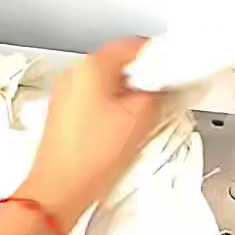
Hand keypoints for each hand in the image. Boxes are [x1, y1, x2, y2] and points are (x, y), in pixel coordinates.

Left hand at [18, 37, 167, 224]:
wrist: (60, 188)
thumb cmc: (90, 157)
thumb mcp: (139, 119)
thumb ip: (158, 93)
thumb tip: (166, 85)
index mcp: (91, 65)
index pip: (135, 46)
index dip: (160, 59)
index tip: (174, 74)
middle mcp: (74, 73)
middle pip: (121, 64)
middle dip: (144, 81)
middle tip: (161, 100)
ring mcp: (66, 93)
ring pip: (108, 84)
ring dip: (129, 97)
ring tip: (139, 121)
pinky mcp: (65, 113)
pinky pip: (96, 100)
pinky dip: (112, 109)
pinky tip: (121, 132)